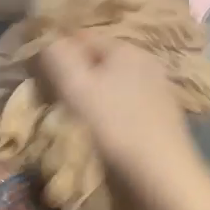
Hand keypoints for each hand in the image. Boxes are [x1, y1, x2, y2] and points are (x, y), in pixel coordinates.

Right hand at [38, 33, 204, 203]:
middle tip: (60, 98)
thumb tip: (48, 39)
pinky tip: (107, 128)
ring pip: (115, 81)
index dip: (61, 54)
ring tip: (80, 117)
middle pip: (101, 60)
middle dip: (79, 74)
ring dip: (96, 93)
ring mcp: (159, 86)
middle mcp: (147, 60)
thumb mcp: (76, 88)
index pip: (83, 38)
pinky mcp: (164, 111)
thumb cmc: (114, 125)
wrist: (161, 171)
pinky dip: (114, 108)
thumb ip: (59, 57)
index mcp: (126, 48)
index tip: (45, 77)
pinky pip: (129, 100)